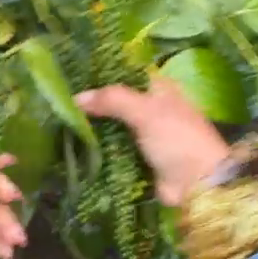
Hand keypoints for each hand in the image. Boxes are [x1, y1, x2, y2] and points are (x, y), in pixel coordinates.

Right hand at [75, 78, 230, 205]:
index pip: (125, 74)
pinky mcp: (139, 157)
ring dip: (94, 126)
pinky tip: (77, 144)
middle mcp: (152, 108)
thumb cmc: (176, 139)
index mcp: (159, 89)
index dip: (101, 75)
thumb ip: (112, 100)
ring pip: (113, 125)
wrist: (195, 184)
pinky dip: (99, 147)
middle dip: (93, 103)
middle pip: (116, 101)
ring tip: (63, 122)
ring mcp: (145, 134)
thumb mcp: (145, 112)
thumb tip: (76, 98)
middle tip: (62, 103)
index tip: (72, 78)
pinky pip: (114, 147)